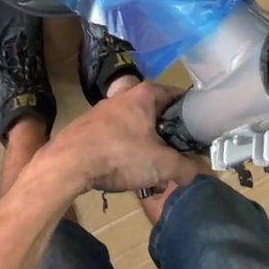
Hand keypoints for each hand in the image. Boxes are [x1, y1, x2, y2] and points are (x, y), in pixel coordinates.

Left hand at [44, 82, 208, 194]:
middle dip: (167, 138)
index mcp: (145, 93)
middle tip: (175, 157)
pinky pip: (118, 138)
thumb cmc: (120, 154)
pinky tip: (127, 174)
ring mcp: (105, 110)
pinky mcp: (90, 127)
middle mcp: (125, 95)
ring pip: (137, 128)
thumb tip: (194, 173)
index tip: (199, 134)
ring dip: (147, 149)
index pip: (178, 96)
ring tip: (151, 174)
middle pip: (157, 114)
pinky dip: (126, 154)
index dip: (192, 115)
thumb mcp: (162, 164)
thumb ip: (185, 168)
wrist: (68, 163)